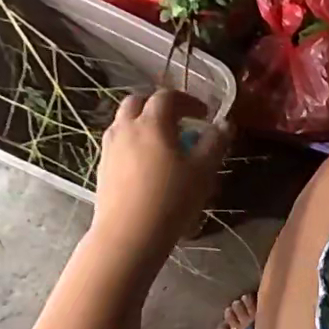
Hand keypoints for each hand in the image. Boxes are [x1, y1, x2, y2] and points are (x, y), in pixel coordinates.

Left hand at [87, 89, 228, 267]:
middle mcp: (126, 127)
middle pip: (138, 101)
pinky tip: (150, 163)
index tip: (205, 113)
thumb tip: (224, 124)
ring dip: (146, 122)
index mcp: (152, 123)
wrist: (131, 231)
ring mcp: (110, 146)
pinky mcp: (103, 165)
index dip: (189, 100)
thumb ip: (216, 143)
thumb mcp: (204, 170)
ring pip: (125, 121)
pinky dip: (136, 140)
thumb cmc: (173, 198)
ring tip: (165, 142)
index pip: (168, 97)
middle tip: (181, 121)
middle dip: (161, 106)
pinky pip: (120, 141)